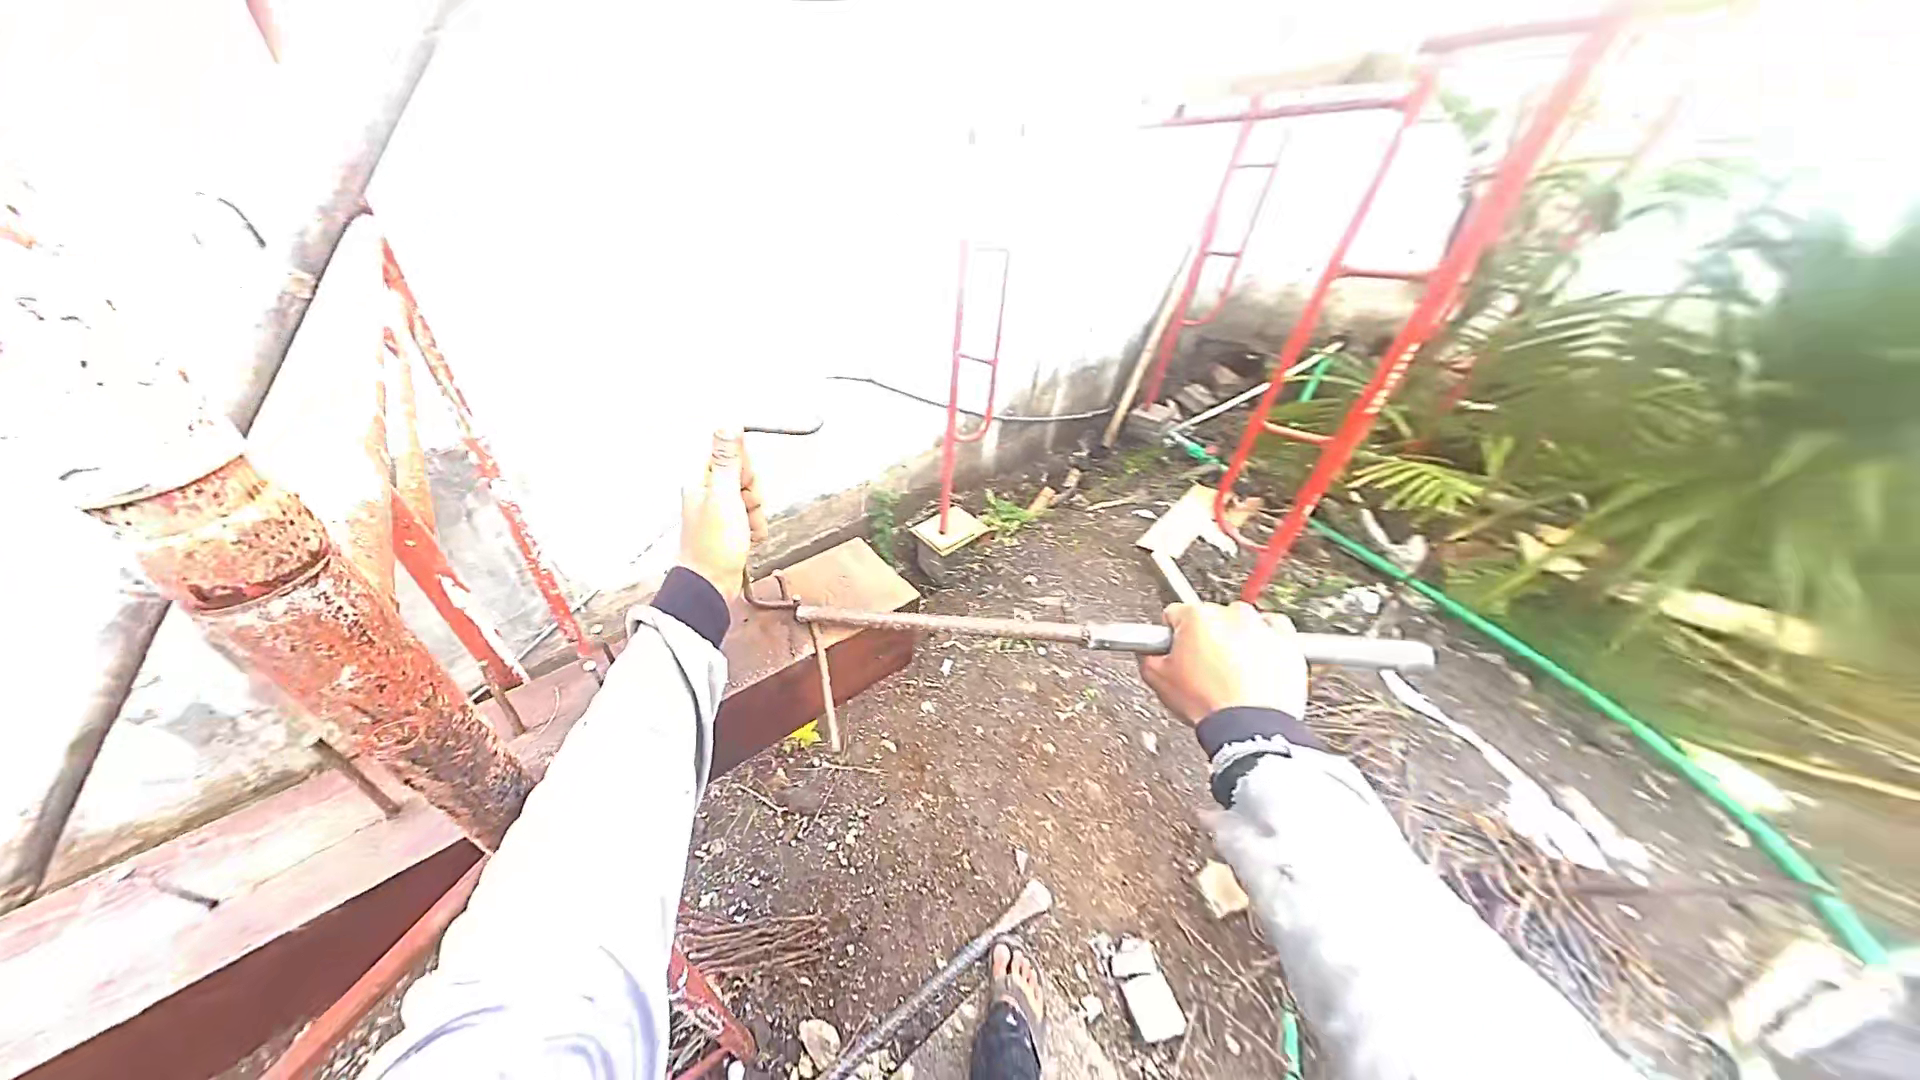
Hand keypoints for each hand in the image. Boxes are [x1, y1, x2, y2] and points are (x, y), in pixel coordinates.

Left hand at [679, 429, 763, 596]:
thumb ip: (727, 460)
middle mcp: (708, 492)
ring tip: (743, 529)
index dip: (744, 468)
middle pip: (745, 477)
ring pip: (752, 498)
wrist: (712, 585)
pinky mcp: (729, 527)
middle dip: (753, 494)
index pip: (731, 455)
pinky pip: (753, 518)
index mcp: (701, 480)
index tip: (745, 481)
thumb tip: (727, 426)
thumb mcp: (725, 496)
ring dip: (756, 514)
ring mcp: (719, 511)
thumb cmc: (712, 546)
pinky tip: (746, 539)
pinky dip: (755, 528)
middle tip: (743, 508)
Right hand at [1139, 602, 1307, 723]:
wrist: (1250, 728)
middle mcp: (1230, 614)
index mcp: (1196, 618)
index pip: (1175, 614)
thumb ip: (1147, 656)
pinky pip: (1274, 632)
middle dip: (1206, 638)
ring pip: (1242, 623)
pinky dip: (1266, 642)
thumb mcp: (1157, 680)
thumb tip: (1149, 650)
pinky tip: (1257, 663)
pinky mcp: (1287, 643)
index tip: (1178, 650)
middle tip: (1205, 667)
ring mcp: (1262, 627)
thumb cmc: (1208, 703)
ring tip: (1233, 670)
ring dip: (1236, 638)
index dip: (1173, 635)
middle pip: (1210, 618)